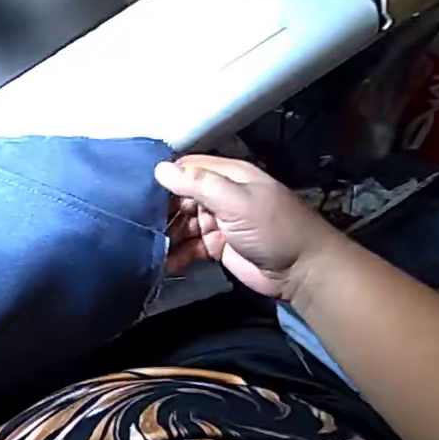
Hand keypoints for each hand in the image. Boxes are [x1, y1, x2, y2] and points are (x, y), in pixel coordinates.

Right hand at [155, 155, 343, 301]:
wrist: (302, 271)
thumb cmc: (273, 228)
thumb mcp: (237, 201)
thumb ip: (199, 185)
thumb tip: (159, 169)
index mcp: (228, 176)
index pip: (188, 168)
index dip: (164, 177)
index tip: (136, 190)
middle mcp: (221, 195)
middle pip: (181, 197)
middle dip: (160, 210)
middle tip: (137, 224)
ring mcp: (218, 222)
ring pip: (182, 224)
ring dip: (166, 235)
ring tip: (146, 246)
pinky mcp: (217, 246)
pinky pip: (190, 247)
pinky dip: (177, 254)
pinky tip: (162, 263)